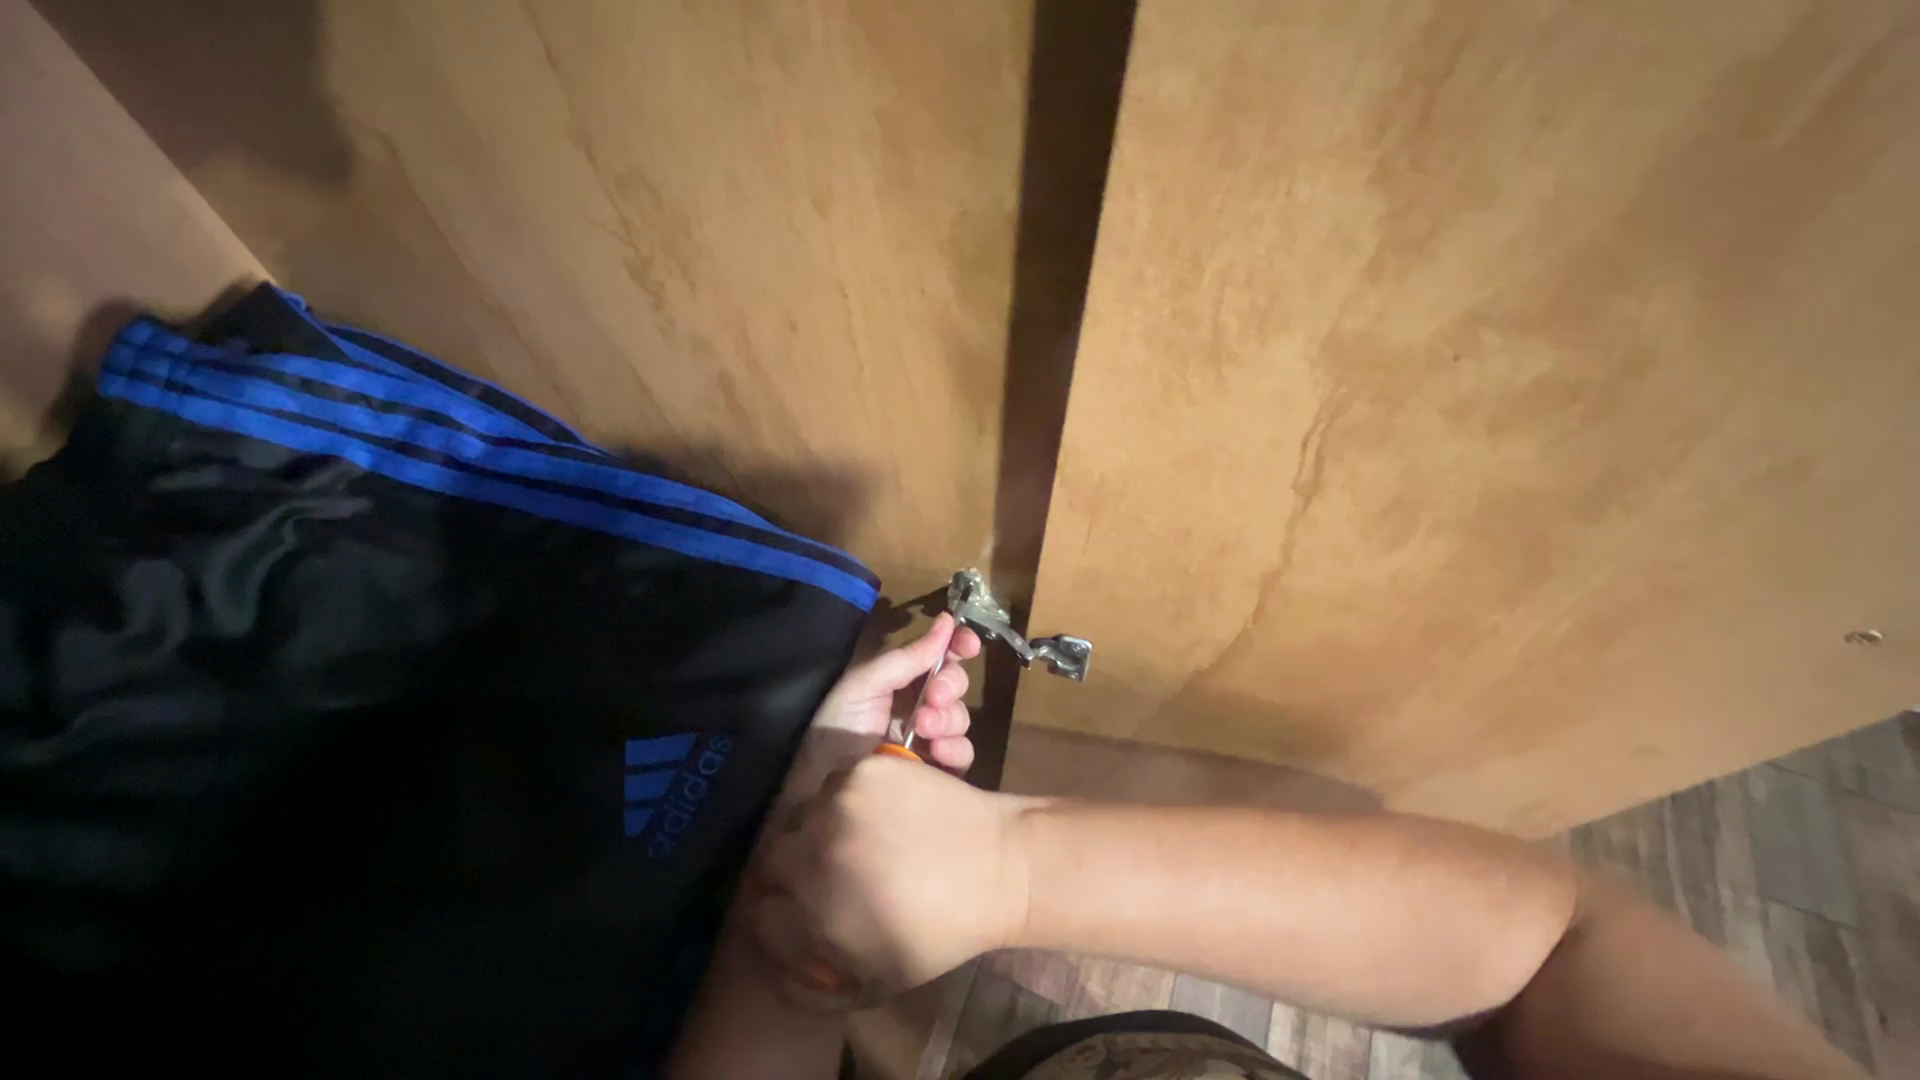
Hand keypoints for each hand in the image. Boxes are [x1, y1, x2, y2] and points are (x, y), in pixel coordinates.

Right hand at [750, 755, 1034, 1008]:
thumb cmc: (939, 930)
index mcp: (817, 914)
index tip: (805, 911)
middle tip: (831, 871)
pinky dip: (846, 796)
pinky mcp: (863, 767)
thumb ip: (815, 985)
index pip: (762, 914)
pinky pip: (832, 782)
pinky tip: (877, 811)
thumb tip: (777, 965)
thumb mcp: (874, 980)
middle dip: (795, 871)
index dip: (783, 916)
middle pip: (775, 859)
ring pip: (801, 815)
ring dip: (818, 829)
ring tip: (856, 838)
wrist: (998, 864)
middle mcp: (818, 854)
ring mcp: (840, 803)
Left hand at [803, 611, 981, 771]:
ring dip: (948, 719)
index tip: (970, 644)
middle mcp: (917, 706)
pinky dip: (955, 750)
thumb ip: (907, 657)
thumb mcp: (863, 685)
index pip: (938, 655)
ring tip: (924, 729)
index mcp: (899, 680)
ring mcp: (929, 741)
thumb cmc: (835, 730)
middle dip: (949, 686)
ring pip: (961, 719)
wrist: (819, 790)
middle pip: (955, 685)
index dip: (958, 645)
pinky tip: (937, 753)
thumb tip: (948, 621)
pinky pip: (962, 756)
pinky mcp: (936, 774)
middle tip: (933, 697)